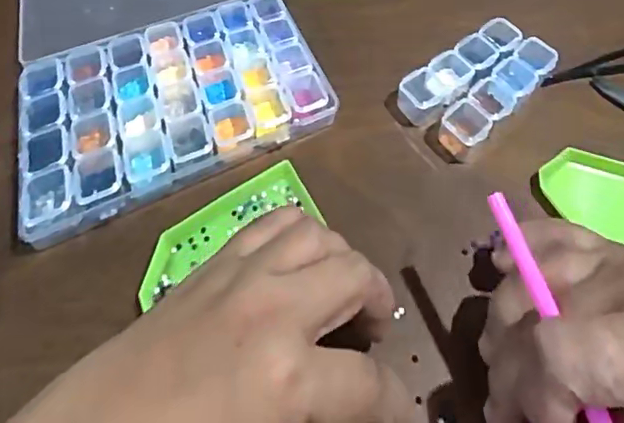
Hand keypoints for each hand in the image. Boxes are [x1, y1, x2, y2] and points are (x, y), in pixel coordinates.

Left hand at [10, 206, 412, 422]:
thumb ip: (316, 412)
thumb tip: (354, 405)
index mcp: (285, 377)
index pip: (370, 386)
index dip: (398, 405)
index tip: (406, 413)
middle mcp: (273, 307)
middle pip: (354, 274)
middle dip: (379, 301)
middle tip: (374, 332)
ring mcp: (242, 272)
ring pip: (316, 232)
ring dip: (340, 257)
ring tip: (340, 288)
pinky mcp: (217, 257)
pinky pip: (273, 221)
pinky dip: (299, 232)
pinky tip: (298, 259)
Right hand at [481, 217, 623, 422]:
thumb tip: (535, 419)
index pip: (546, 350)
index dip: (519, 399)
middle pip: (528, 304)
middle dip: (507, 365)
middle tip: (512, 415)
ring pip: (533, 263)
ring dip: (509, 315)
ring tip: (512, 365)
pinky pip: (562, 233)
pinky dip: (524, 246)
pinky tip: (505, 265)